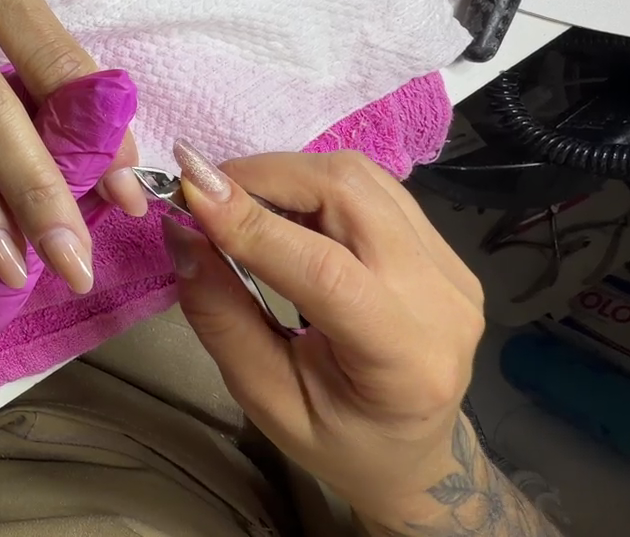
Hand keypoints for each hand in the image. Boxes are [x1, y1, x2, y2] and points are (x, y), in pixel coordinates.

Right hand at [162, 148, 527, 533]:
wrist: (415, 455)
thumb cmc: (336, 438)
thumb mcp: (263, 397)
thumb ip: (219, 315)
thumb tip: (180, 232)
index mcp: (403, 360)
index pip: (327, 271)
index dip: (251, 221)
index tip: (186, 186)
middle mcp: (440, 300)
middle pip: (347, 194)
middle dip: (262, 177)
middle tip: (202, 192)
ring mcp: (449, 266)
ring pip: (357, 175)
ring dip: (282, 173)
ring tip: (236, 200)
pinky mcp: (439, 245)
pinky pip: (368, 183)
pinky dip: (307, 179)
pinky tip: (279, 206)